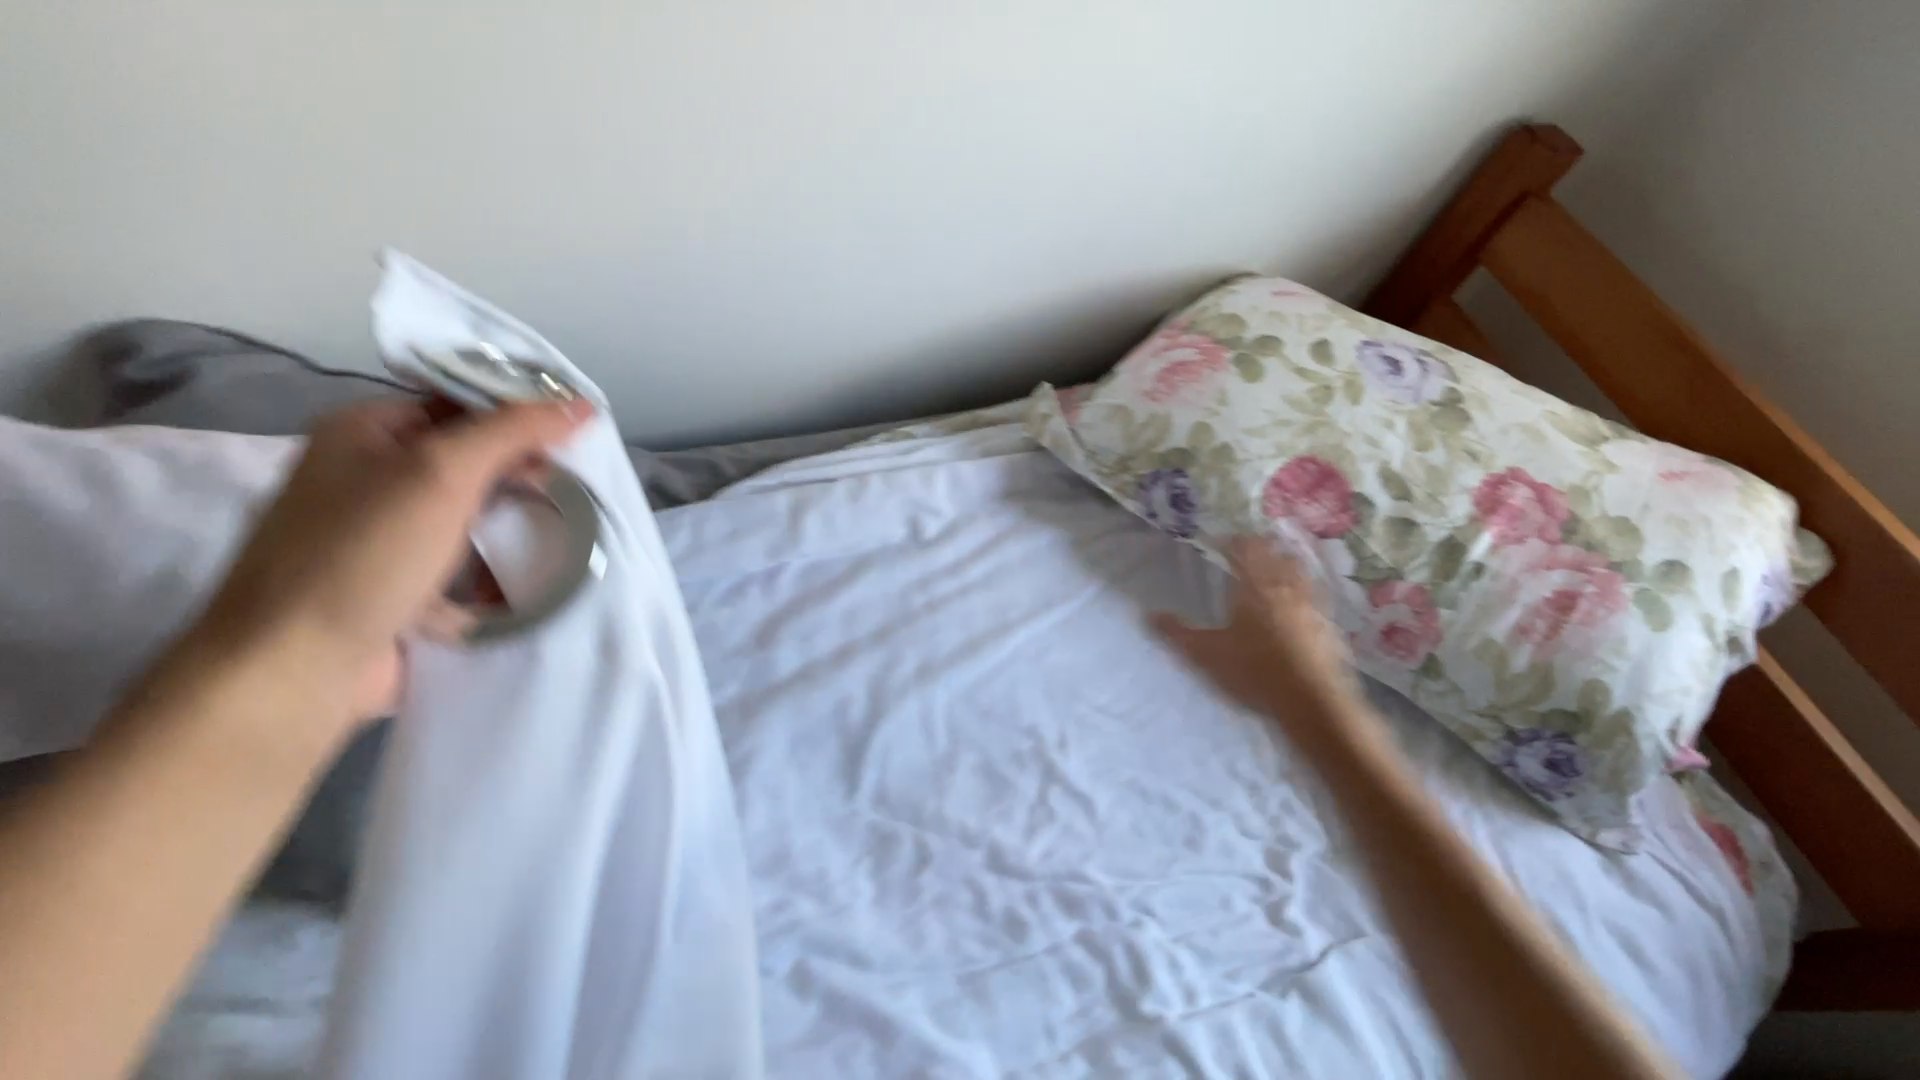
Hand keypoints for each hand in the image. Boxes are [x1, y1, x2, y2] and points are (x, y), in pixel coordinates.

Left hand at [188, 397, 592, 728]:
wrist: (298, 667)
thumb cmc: (364, 554)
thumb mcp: (442, 472)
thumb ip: (513, 430)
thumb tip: (582, 405)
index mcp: (362, 433)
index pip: (458, 404)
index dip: (518, 414)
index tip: (578, 436)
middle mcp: (368, 479)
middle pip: (468, 462)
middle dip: (523, 476)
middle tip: (575, 490)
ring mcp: (383, 539)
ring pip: (471, 519)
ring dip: (516, 527)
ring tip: (571, 534)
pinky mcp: (400, 591)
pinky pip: (464, 569)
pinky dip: (497, 574)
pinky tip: (533, 579)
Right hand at [1151, 537, 1363, 725]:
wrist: (1312, 702)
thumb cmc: (1255, 671)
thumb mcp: (1207, 654)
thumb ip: (1177, 633)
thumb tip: (1149, 614)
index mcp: (1254, 585)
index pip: (1243, 550)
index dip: (1230, 541)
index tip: (1218, 541)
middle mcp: (1285, 585)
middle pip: (1274, 552)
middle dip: (1259, 546)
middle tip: (1245, 550)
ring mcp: (1312, 602)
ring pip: (1299, 568)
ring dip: (1284, 561)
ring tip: (1273, 566)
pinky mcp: (1329, 622)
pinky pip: (1316, 591)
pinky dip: (1305, 586)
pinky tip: (1299, 599)